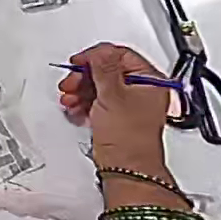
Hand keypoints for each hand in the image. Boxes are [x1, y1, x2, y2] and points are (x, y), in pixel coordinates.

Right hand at [57, 42, 172, 172]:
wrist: (125, 168)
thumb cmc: (129, 138)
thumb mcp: (113, 95)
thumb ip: (104, 69)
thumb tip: (99, 51)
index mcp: (150, 80)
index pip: (120, 56)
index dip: (96, 56)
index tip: (79, 61)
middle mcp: (141, 91)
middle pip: (107, 72)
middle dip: (85, 77)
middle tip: (72, 83)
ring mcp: (128, 105)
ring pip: (99, 88)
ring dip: (80, 91)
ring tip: (70, 99)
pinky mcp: (116, 118)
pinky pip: (96, 103)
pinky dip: (83, 104)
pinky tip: (76, 109)